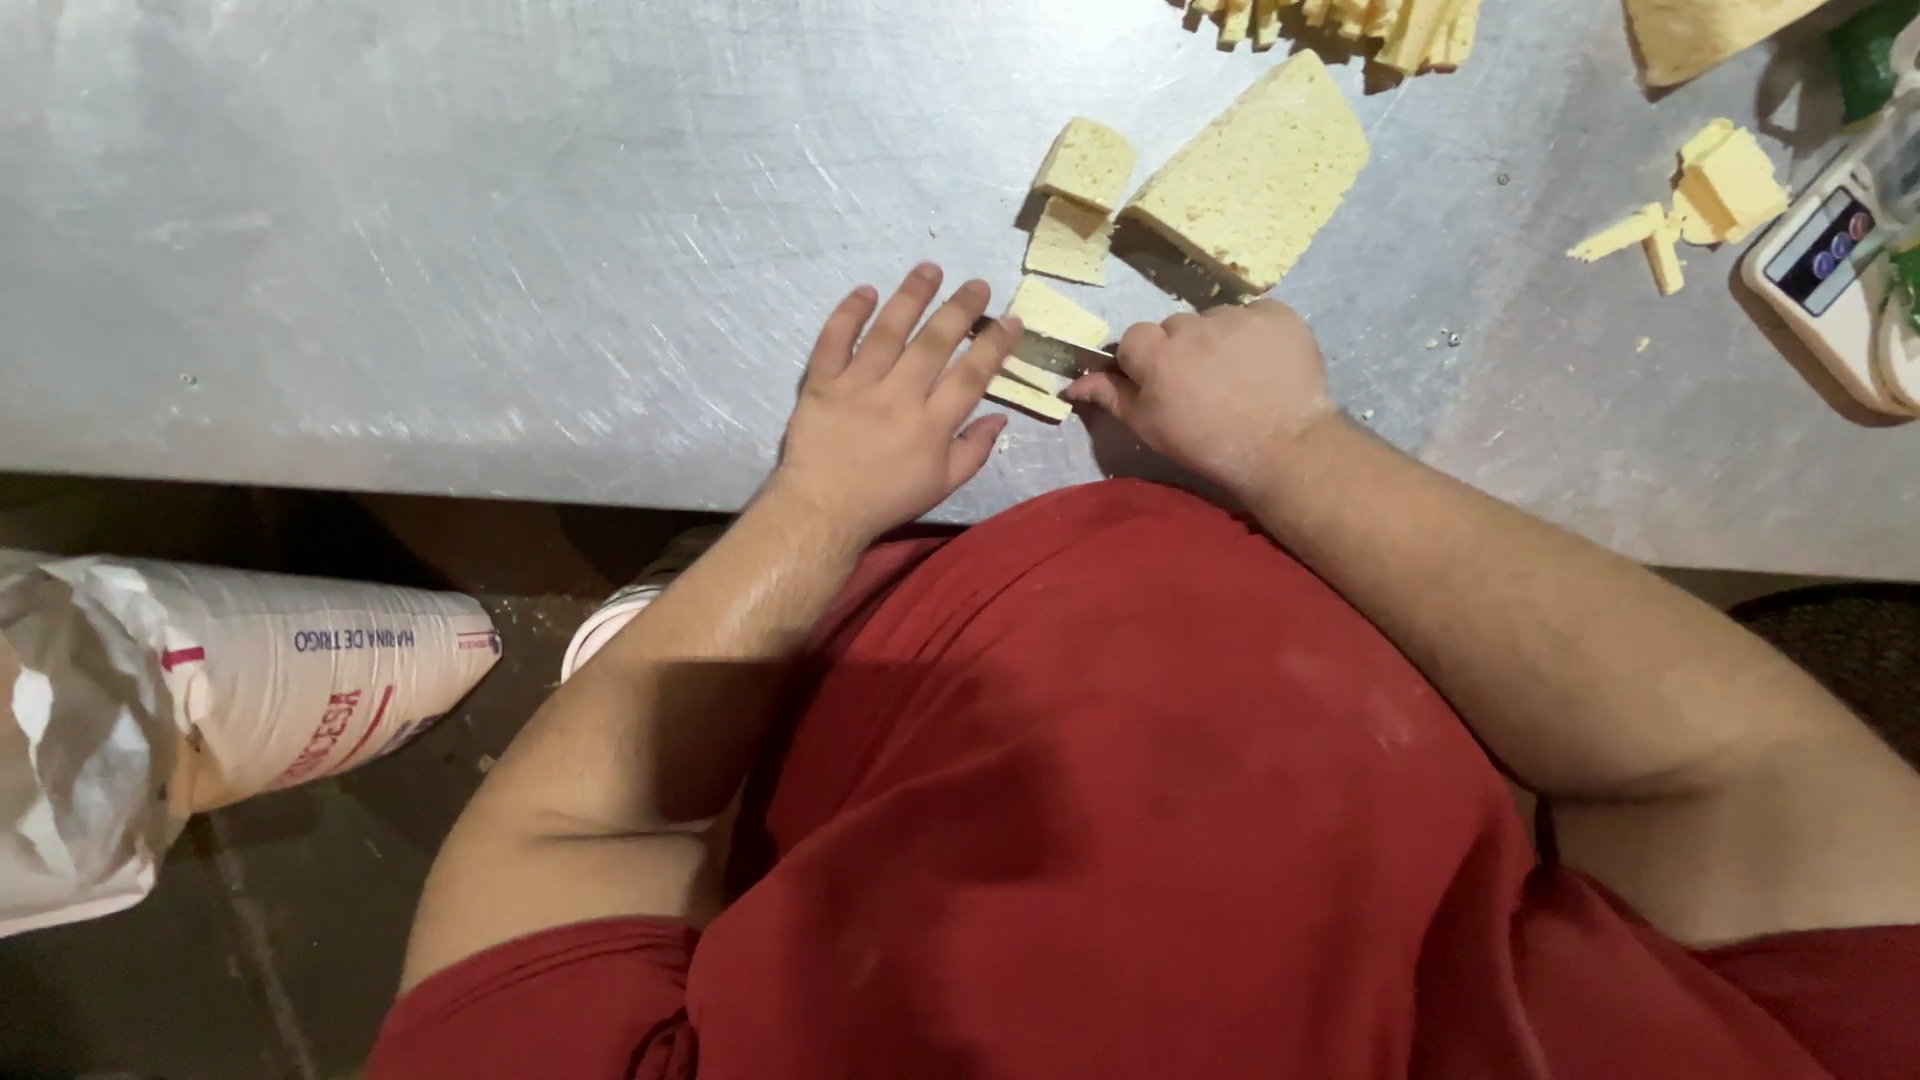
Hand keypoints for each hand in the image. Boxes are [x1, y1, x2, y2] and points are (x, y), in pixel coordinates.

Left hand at [765, 263, 1019, 545]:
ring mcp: (857, 387)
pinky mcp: (821, 383)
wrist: (822, 510)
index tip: (1011, 320)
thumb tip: (1000, 417)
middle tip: (978, 284)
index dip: (995, 344)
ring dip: (911, 296)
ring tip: (930, 269)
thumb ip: (974, 451)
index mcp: (931, 425)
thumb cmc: (887, 500)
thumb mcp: (942, 485)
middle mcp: (898, 398)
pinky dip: (848, 313)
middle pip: (934, 343)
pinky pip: (834, 340)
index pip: (971, 375)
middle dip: (960, 309)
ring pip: (887, 332)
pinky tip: (866, 290)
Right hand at [1066, 299, 1337, 496]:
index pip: (1134, 338)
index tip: (1161, 384)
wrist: (1283, 448)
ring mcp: (1237, 317)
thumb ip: (1112, 397)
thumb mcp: (1150, 427)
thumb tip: (1073, 383)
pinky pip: (1253, 314)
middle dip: (1182, 349)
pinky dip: (1254, 333)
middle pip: (1174, 327)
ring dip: (1218, 339)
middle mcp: (1193, 326)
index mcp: (1157, 355)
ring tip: (1237, 374)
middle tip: (1202, 384)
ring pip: (1214, 319)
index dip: (1145, 360)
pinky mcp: (1276, 314)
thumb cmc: (1205, 444)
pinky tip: (1262, 363)